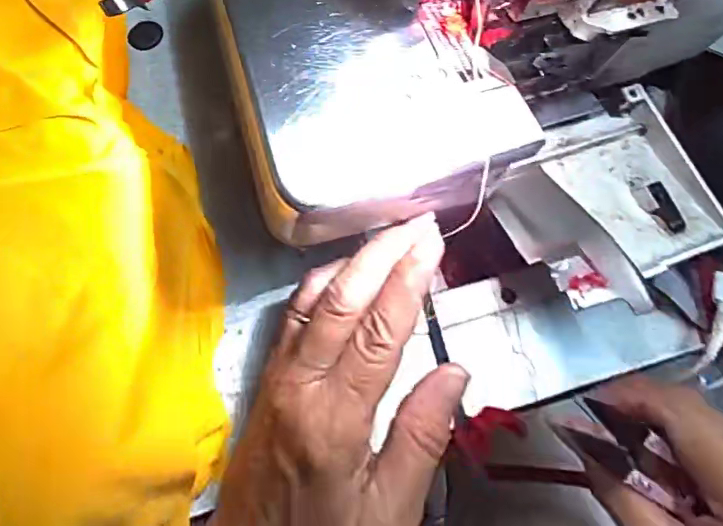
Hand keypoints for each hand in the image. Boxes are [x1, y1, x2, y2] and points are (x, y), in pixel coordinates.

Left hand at [213, 215, 469, 525]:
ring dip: (354, 258)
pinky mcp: (268, 372)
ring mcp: (279, 373)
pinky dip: (323, 280)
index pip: (378, 330)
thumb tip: (454, 373)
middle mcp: (300, 384)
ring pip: (314, 295)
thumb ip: (422, 438)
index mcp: (335, 420)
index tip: (431, 244)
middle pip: (343, 297)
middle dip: (383, 252)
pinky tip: (344, 270)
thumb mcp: (388, 512)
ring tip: (388, 235)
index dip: (408, 279)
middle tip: (416, 225)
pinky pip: (295, 311)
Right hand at [579, 376, 722, 525]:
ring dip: (669, 439)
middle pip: (695, 414)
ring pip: (713, 430)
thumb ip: (622, 495)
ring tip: (640, 471)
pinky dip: (699, 460)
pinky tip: (683, 492)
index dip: (627, 394)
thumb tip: (577, 434)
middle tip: (600, 437)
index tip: (585, 405)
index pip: (680, 406)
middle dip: (643, 417)